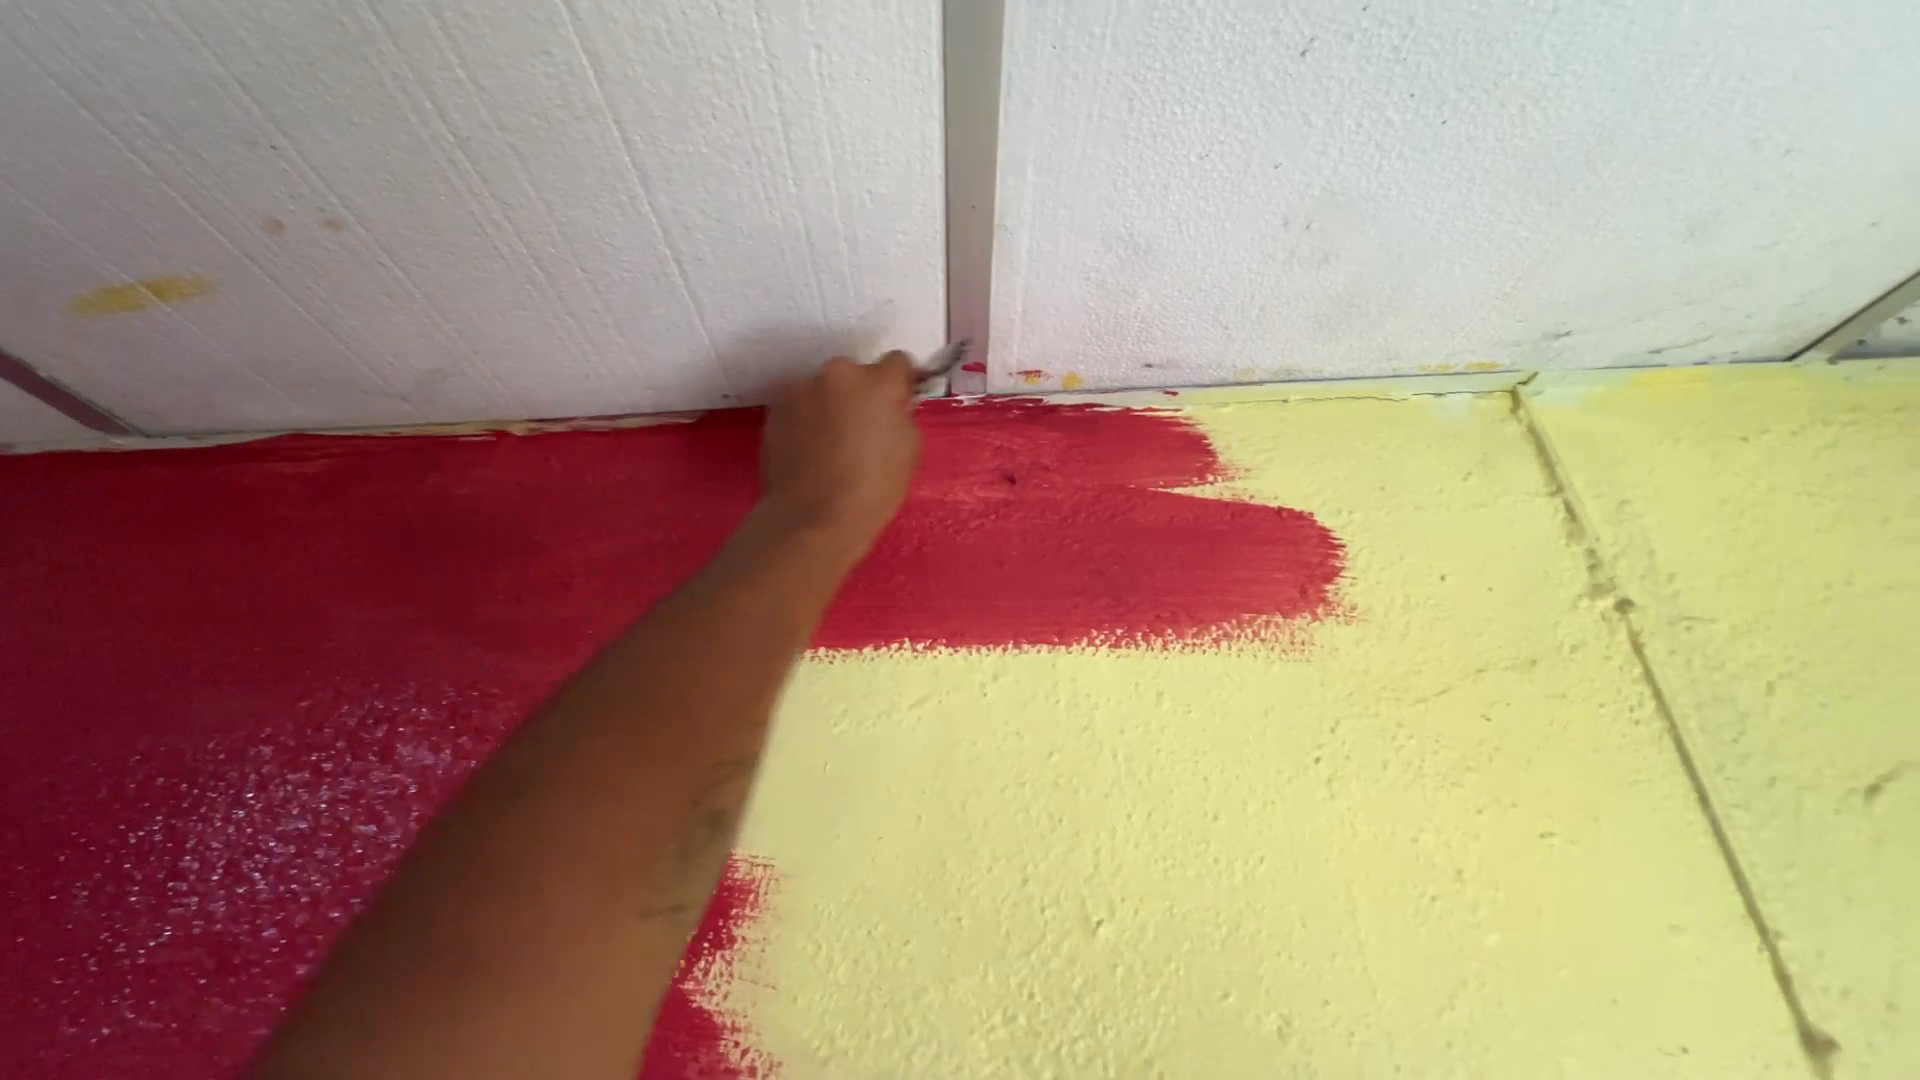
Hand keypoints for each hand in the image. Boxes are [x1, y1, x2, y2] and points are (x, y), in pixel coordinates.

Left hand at [757, 352, 920, 563]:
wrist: (812, 519)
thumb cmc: (872, 490)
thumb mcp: (909, 451)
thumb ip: (901, 416)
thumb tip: (890, 409)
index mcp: (877, 382)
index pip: (897, 362)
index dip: (899, 385)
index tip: (896, 407)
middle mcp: (836, 374)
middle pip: (855, 375)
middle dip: (860, 395)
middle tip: (860, 432)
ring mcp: (800, 390)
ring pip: (824, 390)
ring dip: (830, 406)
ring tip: (829, 446)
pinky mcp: (774, 410)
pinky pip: (799, 407)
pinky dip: (805, 421)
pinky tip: (808, 453)